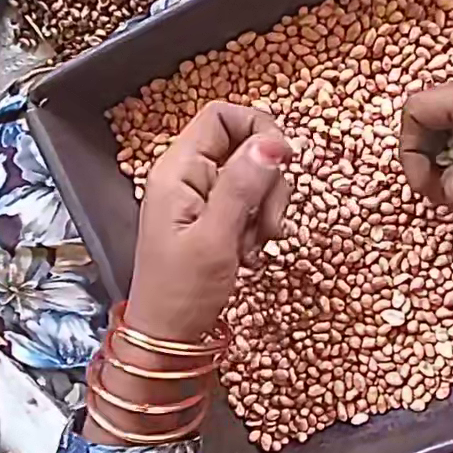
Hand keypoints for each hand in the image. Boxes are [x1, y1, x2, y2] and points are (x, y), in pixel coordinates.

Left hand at [126, 102, 292, 341]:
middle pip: (246, 146)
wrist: (168, 337)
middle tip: (266, 225)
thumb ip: (242, 186)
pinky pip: (251, 205)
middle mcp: (190, 176)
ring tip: (251, 246)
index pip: (221, 115)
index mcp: (178, 170)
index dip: (258, 128)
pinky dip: (259, 226)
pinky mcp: (215, 218)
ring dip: (266, 210)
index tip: (284, 160)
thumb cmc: (182, 292)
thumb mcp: (215, 238)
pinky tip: (248, 252)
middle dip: (268, 183)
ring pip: (254, 178)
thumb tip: (272, 142)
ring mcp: (203, 198)